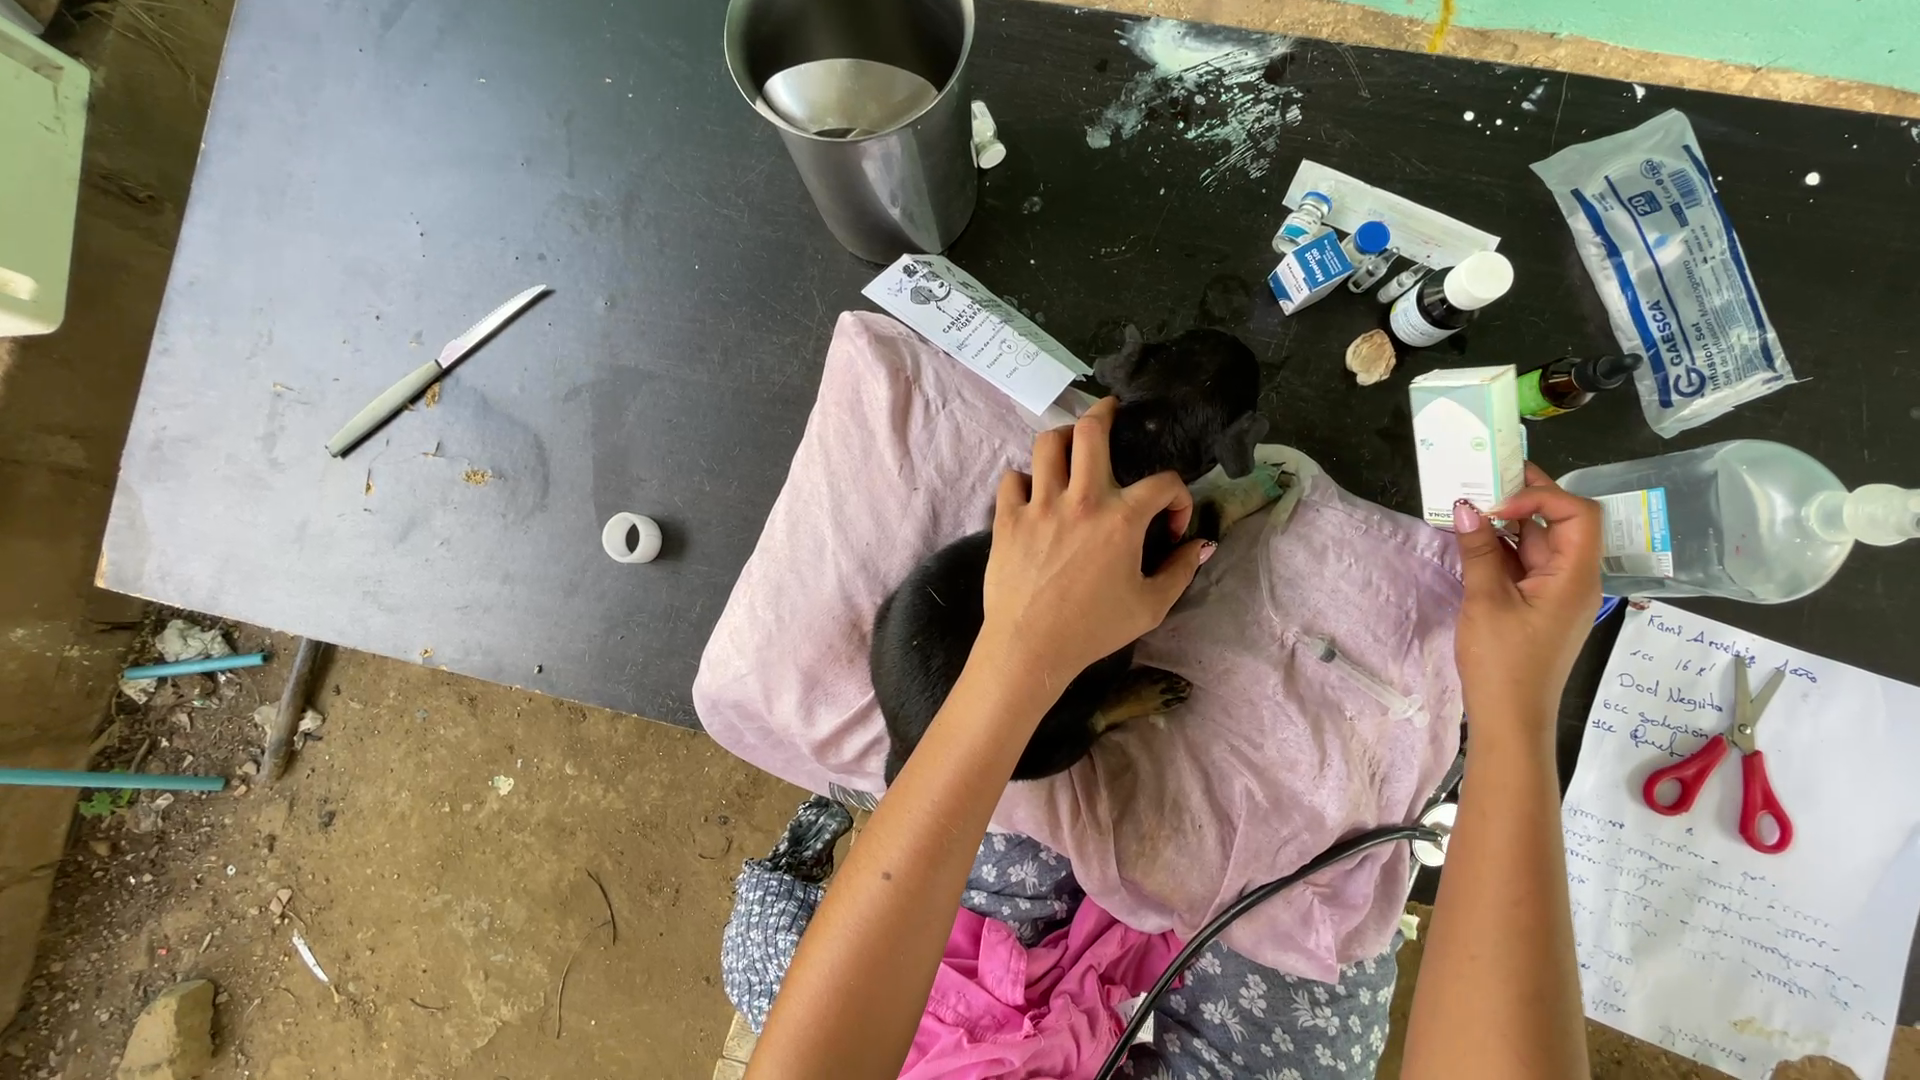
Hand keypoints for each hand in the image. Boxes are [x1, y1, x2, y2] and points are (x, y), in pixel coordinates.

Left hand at [980, 398, 1212, 686]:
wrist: (1030, 648)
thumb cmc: (1093, 630)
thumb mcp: (1150, 606)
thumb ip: (1181, 571)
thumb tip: (1201, 546)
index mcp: (1121, 518)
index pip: (1163, 482)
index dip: (1178, 498)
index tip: (1171, 524)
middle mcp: (1081, 500)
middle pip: (1091, 431)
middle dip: (1105, 413)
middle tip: (1111, 411)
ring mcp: (1039, 505)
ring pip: (1047, 445)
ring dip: (1063, 439)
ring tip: (1071, 445)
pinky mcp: (1007, 519)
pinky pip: (1011, 478)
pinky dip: (1024, 479)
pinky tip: (1033, 493)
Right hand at [1452, 463, 1602, 736]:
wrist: (1509, 717)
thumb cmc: (1503, 661)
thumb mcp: (1485, 601)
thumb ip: (1479, 551)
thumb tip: (1464, 507)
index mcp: (1575, 576)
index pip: (1577, 514)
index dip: (1540, 496)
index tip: (1494, 501)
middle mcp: (1573, 578)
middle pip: (1558, 524)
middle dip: (1523, 496)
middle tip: (1483, 475)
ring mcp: (1554, 592)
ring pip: (1536, 543)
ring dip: (1505, 522)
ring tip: (1468, 502)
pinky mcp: (1535, 604)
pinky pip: (1522, 564)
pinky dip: (1499, 547)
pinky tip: (1471, 538)